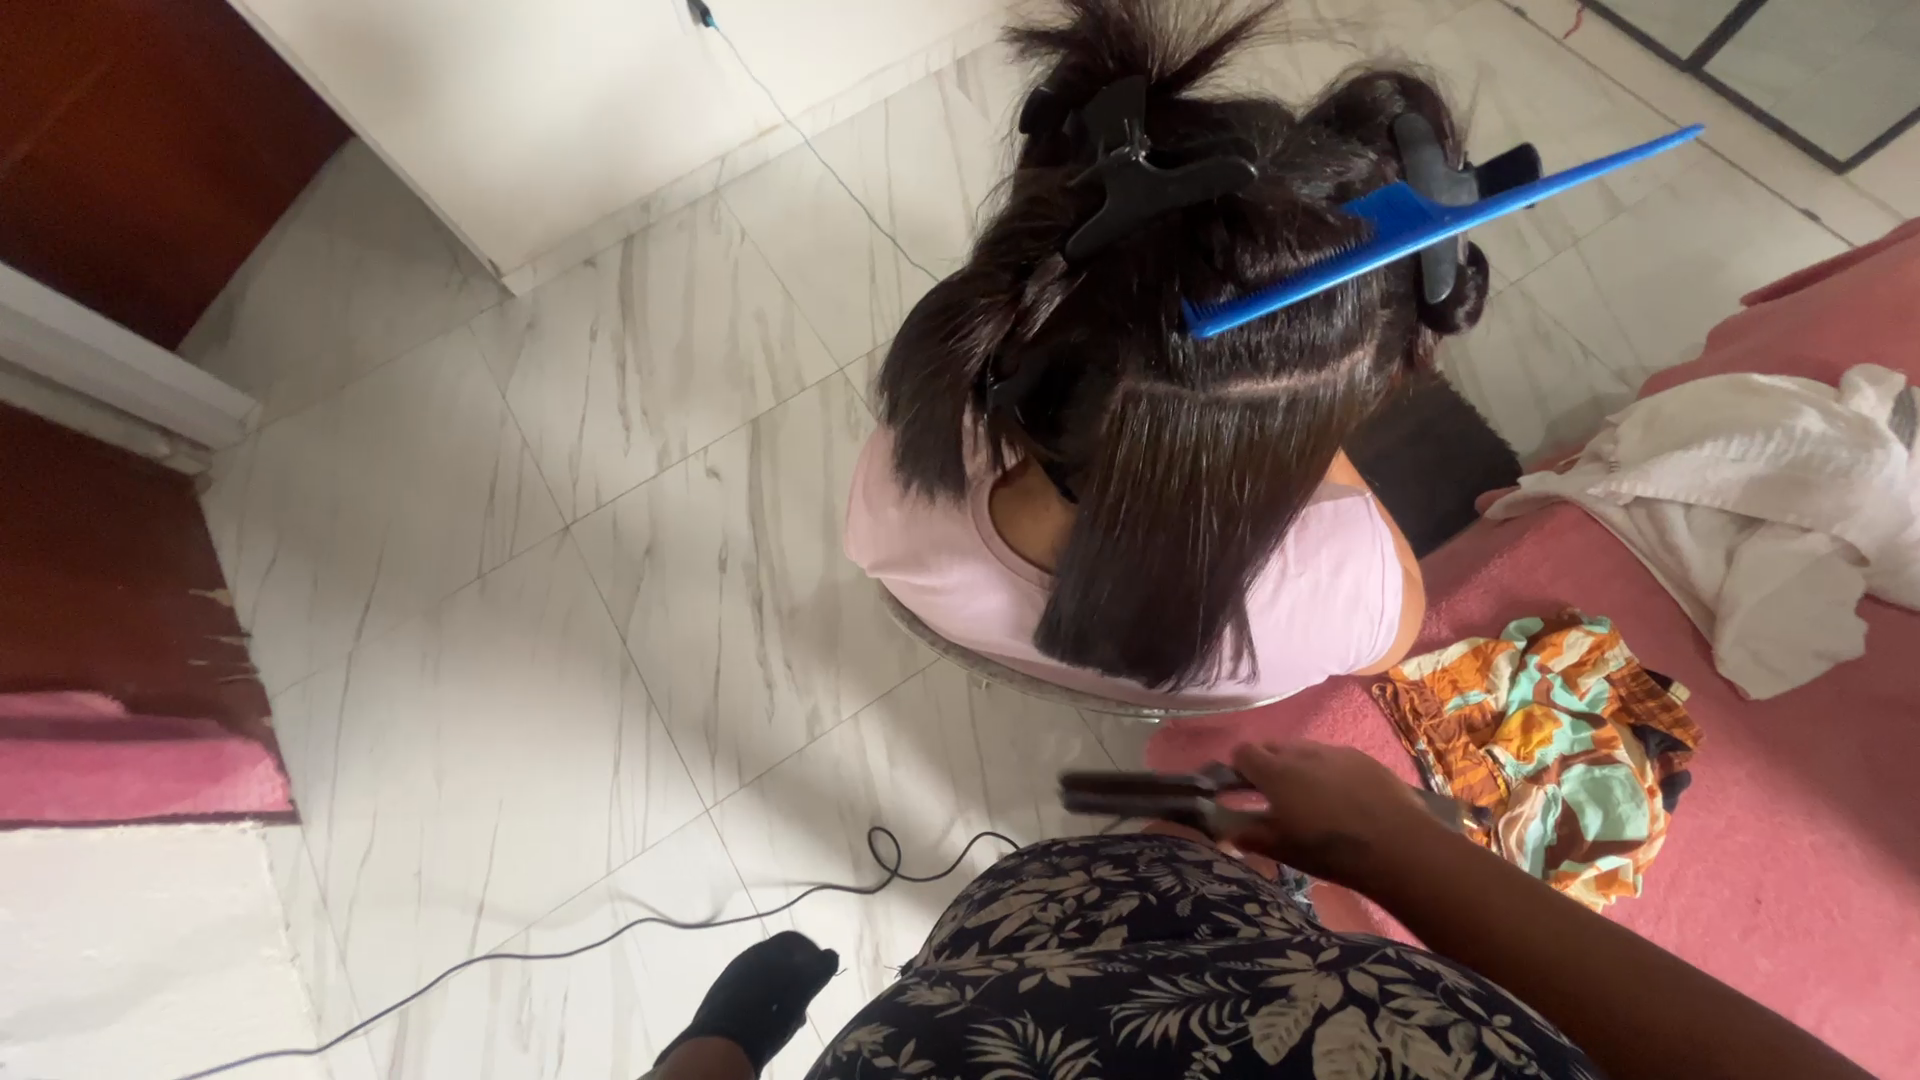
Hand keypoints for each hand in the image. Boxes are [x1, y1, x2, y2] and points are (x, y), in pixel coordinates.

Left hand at [655, 931, 838, 1075]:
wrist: (724, 1042)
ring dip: (779, 992)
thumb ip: (820, 967)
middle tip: (807, 997)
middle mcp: (748, 957)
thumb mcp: (804, 986)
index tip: (822, 971)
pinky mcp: (719, 1002)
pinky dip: (762, 1005)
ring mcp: (731, 979)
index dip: (811, 953)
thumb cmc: (771, 1009)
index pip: (794, 940)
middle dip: (795, 976)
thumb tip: (831, 955)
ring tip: (789, 1015)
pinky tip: (767, 1023)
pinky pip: (749, 996)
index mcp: (768, 948)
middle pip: (778, 959)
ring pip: (763, 980)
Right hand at [1222, 741, 1460, 888]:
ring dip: (1299, 766)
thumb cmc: (1333, 851)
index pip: (1242, 752)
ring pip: (1304, 750)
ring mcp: (1334, 752)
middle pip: (1272, 746)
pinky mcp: (1363, 758)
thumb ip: (1252, 836)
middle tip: (1276, 794)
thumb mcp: (1285, 849)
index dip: (1239, 768)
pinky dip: (1329, 770)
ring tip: (1313, 796)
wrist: (1401, 848)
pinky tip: (1345, 797)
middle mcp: (1300, 753)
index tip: (1245, 789)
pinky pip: (1334, 757)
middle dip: (1268, 764)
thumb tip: (1227, 831)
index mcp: (1275, 772)